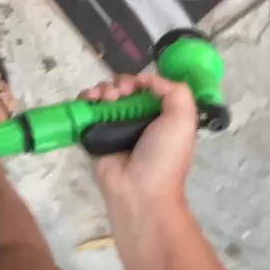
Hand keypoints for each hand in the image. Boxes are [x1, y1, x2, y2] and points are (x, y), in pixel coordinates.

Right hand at [80, 72, 197, 214]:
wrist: (139, 191)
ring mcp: (116, 127)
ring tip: (102, 98)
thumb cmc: (164, 155)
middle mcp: (139, 120)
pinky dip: (86, 100)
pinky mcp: (95, 135)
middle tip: (118, 94)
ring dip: (102, 89)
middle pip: (124, 88)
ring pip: (105, 96)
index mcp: (162, 116)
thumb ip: (174, 91)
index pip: (147, 87)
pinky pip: (88, 110)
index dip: (139, 80)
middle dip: (119, 84)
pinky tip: (88, 100)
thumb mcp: (184, 120)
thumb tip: (146, 79)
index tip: (134, 86)